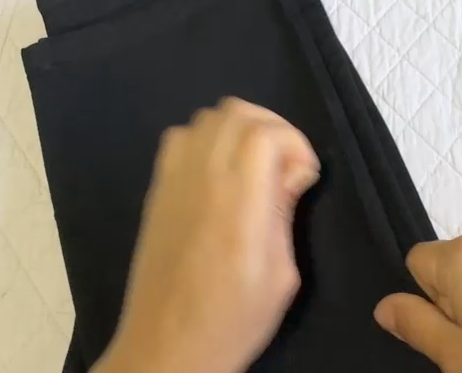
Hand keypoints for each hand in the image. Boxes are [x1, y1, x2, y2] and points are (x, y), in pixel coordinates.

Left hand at [92, 98, 321, 372]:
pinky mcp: (157, 188)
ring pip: (209, 117)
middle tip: (285, 162)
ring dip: (239, 128)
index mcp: (238, 201)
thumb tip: (292, 171)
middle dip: (272, 127)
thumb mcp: (281, 275)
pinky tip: (217, 170)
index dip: (294, 142)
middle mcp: (203, 178)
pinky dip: (205, 138)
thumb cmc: (231, 320)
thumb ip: (285, 212)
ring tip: (254, 163)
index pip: (265, 133)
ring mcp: (174, 179)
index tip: (304, 175)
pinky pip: (181, 136)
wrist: (165, 350)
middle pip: (237, 113)